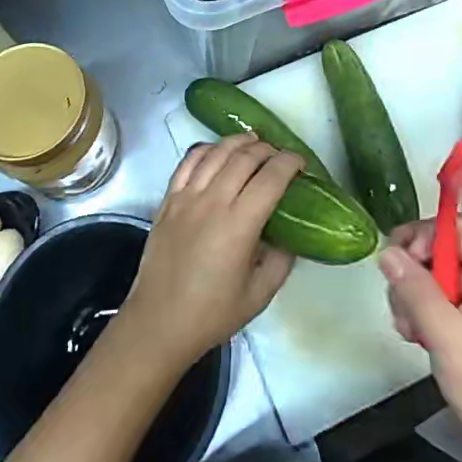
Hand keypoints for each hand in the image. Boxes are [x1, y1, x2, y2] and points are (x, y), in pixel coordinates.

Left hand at [116, 135, 300, 367]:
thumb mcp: (260, 294)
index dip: (289, 163)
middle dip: (266, 149)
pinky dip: (205, 150)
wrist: (160, 320)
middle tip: (280, 154)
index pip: (270, 178)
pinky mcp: (168, 200)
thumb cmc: (213, 313)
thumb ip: (281, 260)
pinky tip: (216, 150)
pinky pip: (187, 163)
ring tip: (253, 140)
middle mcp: (212, 202)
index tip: (301, 163)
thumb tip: (289, 235)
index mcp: (239, 225)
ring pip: (215, 154)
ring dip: (237, 142)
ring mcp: (186, 197)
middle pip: (243, 158)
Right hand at [379, 218, 461, 461]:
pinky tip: (418, 338)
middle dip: (414, 270)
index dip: (427, 231)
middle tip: (399, 300)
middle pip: (444, 251)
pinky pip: (443, 302)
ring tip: (410, 329)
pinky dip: (423, 313)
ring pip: (438, 277)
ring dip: (414, 296)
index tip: (400, 255)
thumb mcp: (450, 342)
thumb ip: (418, 293)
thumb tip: (388, 252)